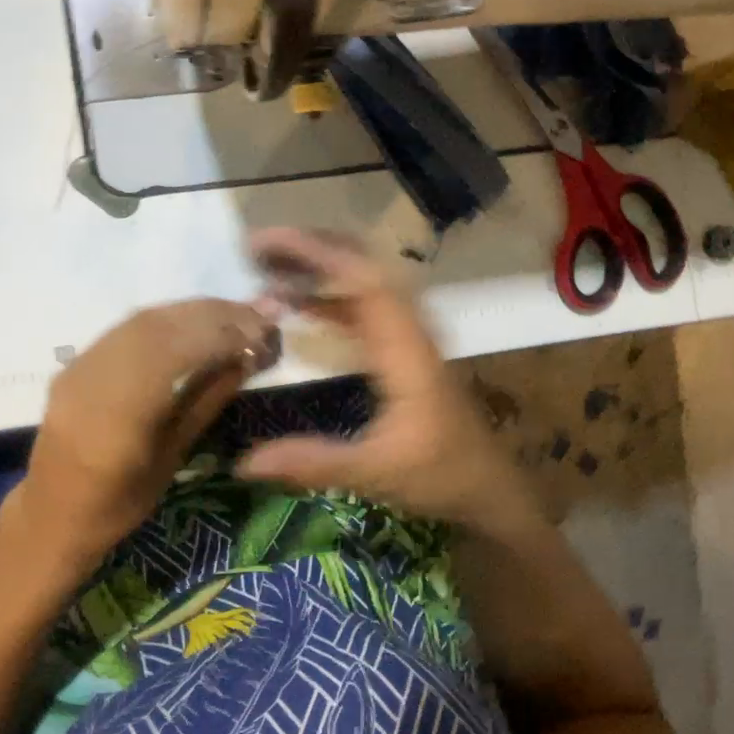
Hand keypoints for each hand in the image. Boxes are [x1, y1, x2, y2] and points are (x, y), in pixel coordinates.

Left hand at [17, 300, 275, 562]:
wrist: (52, 515)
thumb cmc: (120, 503)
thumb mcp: (172, 458)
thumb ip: (205, 402)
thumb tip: (245, 359)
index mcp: (120, 414)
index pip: (177, 350)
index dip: (223, 332)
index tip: (262, 330)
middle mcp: (94, 378)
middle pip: (159, 325)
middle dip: (212, 314)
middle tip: (256, 314)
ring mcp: (80, 365)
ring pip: (142, 319)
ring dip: (191, 311)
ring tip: (231, 315)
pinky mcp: (74, 362)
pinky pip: (124, 328)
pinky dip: (165, 319)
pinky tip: (192, 324)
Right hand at [239, 228, 536, 530]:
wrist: (489, 487)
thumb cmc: (440, 475)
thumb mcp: (375, 472)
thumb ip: (313, 462)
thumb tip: (244, 462)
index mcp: (406, 349)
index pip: (364, 281)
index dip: (319, 255)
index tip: (273, 246)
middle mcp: (409, 330)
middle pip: (364, 267)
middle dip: (313, 249)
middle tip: (259, 249)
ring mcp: (408, 337)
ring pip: (362, 282)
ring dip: (319, 268)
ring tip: (267, 266)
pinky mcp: (402, 349)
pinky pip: (362, 307)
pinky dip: (328, 296)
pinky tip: (294, 304)